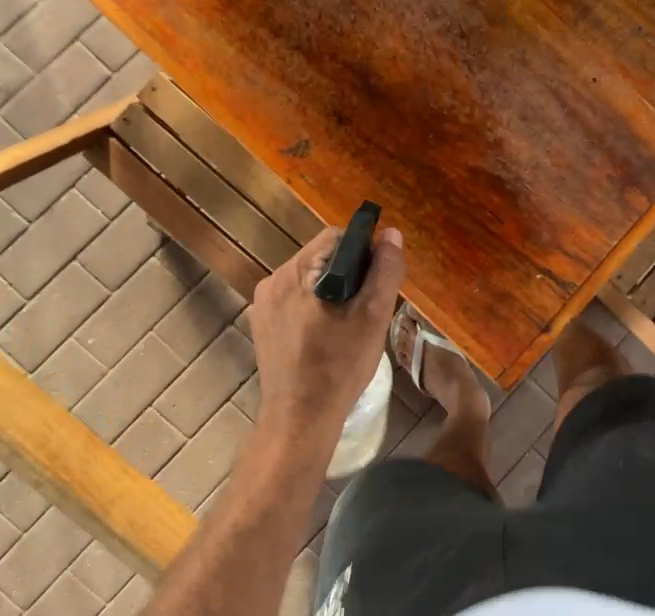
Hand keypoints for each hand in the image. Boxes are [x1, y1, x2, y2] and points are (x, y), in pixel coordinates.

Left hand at [247, 224, 406, 448]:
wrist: (300, 420)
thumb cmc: (339, 366)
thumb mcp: (373, 315)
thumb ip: (385, 270)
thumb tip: (391, 233)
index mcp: (296, 272)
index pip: (337, 237)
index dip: (364, 251)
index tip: (377, 280)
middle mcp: (273, 281)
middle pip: (322, 257)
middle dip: (350, 273)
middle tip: (368, 307)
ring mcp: (264, 305)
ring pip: (310, 279)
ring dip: (334, 290)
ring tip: (351, 323)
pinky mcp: (263, 326)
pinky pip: (297, 300)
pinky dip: (316, 307)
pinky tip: (329, 335)